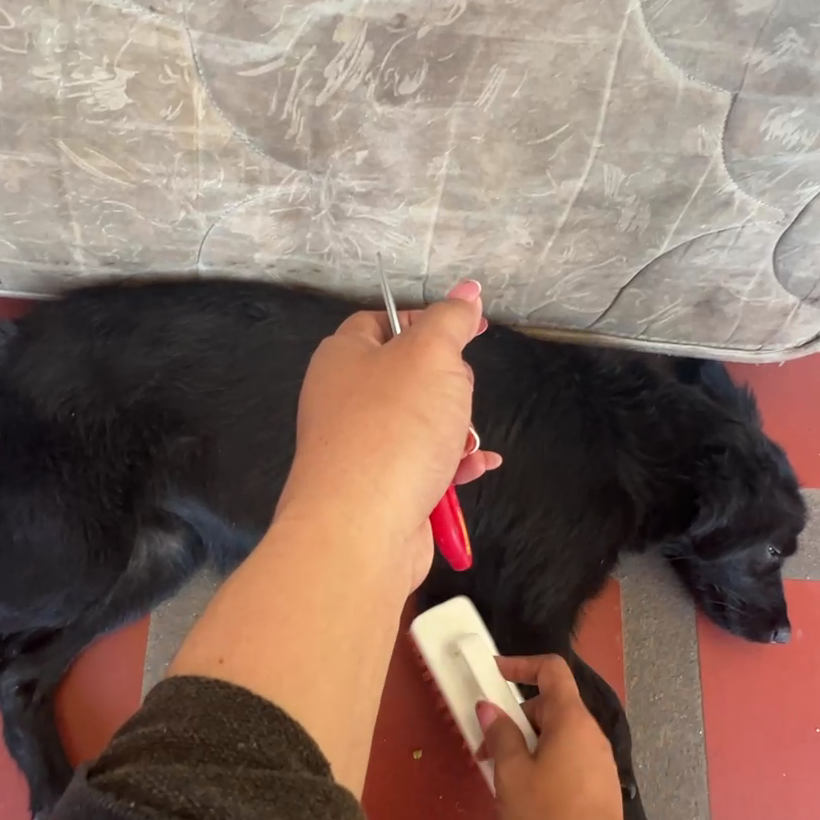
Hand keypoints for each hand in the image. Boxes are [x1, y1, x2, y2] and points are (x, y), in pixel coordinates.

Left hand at [274, 281, 501, 584]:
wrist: (361, 528)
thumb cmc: (392, 429)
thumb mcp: (432, 356)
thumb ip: (452, 320)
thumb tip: (467, 291)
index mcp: (344, 356)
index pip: (386, 320)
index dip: (428, 320)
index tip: (469, 327)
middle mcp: (345, 398)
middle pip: (410, 374)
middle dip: (448, 386)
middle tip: (455, 397)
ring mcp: (360, 445)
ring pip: (421, 422)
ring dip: (455, 431)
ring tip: (460, 443)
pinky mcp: (379, 486)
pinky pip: (422, 463)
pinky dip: (451, 464)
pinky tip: (475, 467)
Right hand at [479, 655, 664, 819]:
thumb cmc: (549, 819)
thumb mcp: (512, 775)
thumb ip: (500, 735)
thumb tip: (489, 708)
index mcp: (570, 719)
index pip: (551, 670)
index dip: (521, 664)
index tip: (492, 674)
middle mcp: (589, 732)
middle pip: (549, 704)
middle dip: (515, 717)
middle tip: (485, 746)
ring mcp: (598, 759)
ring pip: (556, 734)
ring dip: (526, 743)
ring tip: (501, 777)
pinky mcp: (600, 784)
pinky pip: (566, 756)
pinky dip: (542, 761)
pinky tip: (526, 794)